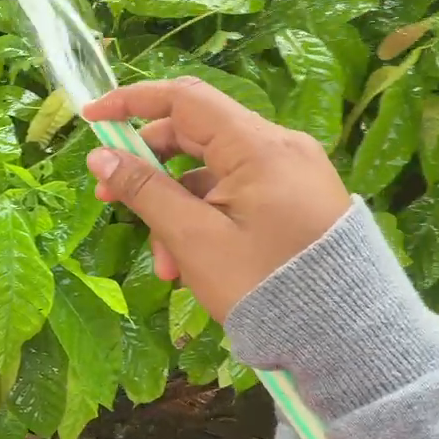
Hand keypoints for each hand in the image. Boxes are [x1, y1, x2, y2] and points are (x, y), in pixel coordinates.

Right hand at [83, 77, 351, 322]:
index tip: (92, 119)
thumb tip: (100, 157)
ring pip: (209, 173)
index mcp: (258, 146)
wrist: (346, 340)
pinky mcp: (293, 201)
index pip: (184, 99)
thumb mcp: (191, 237)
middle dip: (147, 168)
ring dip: (172, 206)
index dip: (131, 102)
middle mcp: (279, 148)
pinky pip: (232, 194)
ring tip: (163, 263)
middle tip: (108, 198)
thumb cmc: (262, 282)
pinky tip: (188, 264)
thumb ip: (143, 189)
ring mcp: (289, 175)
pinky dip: (202, 218)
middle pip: (193, 136)